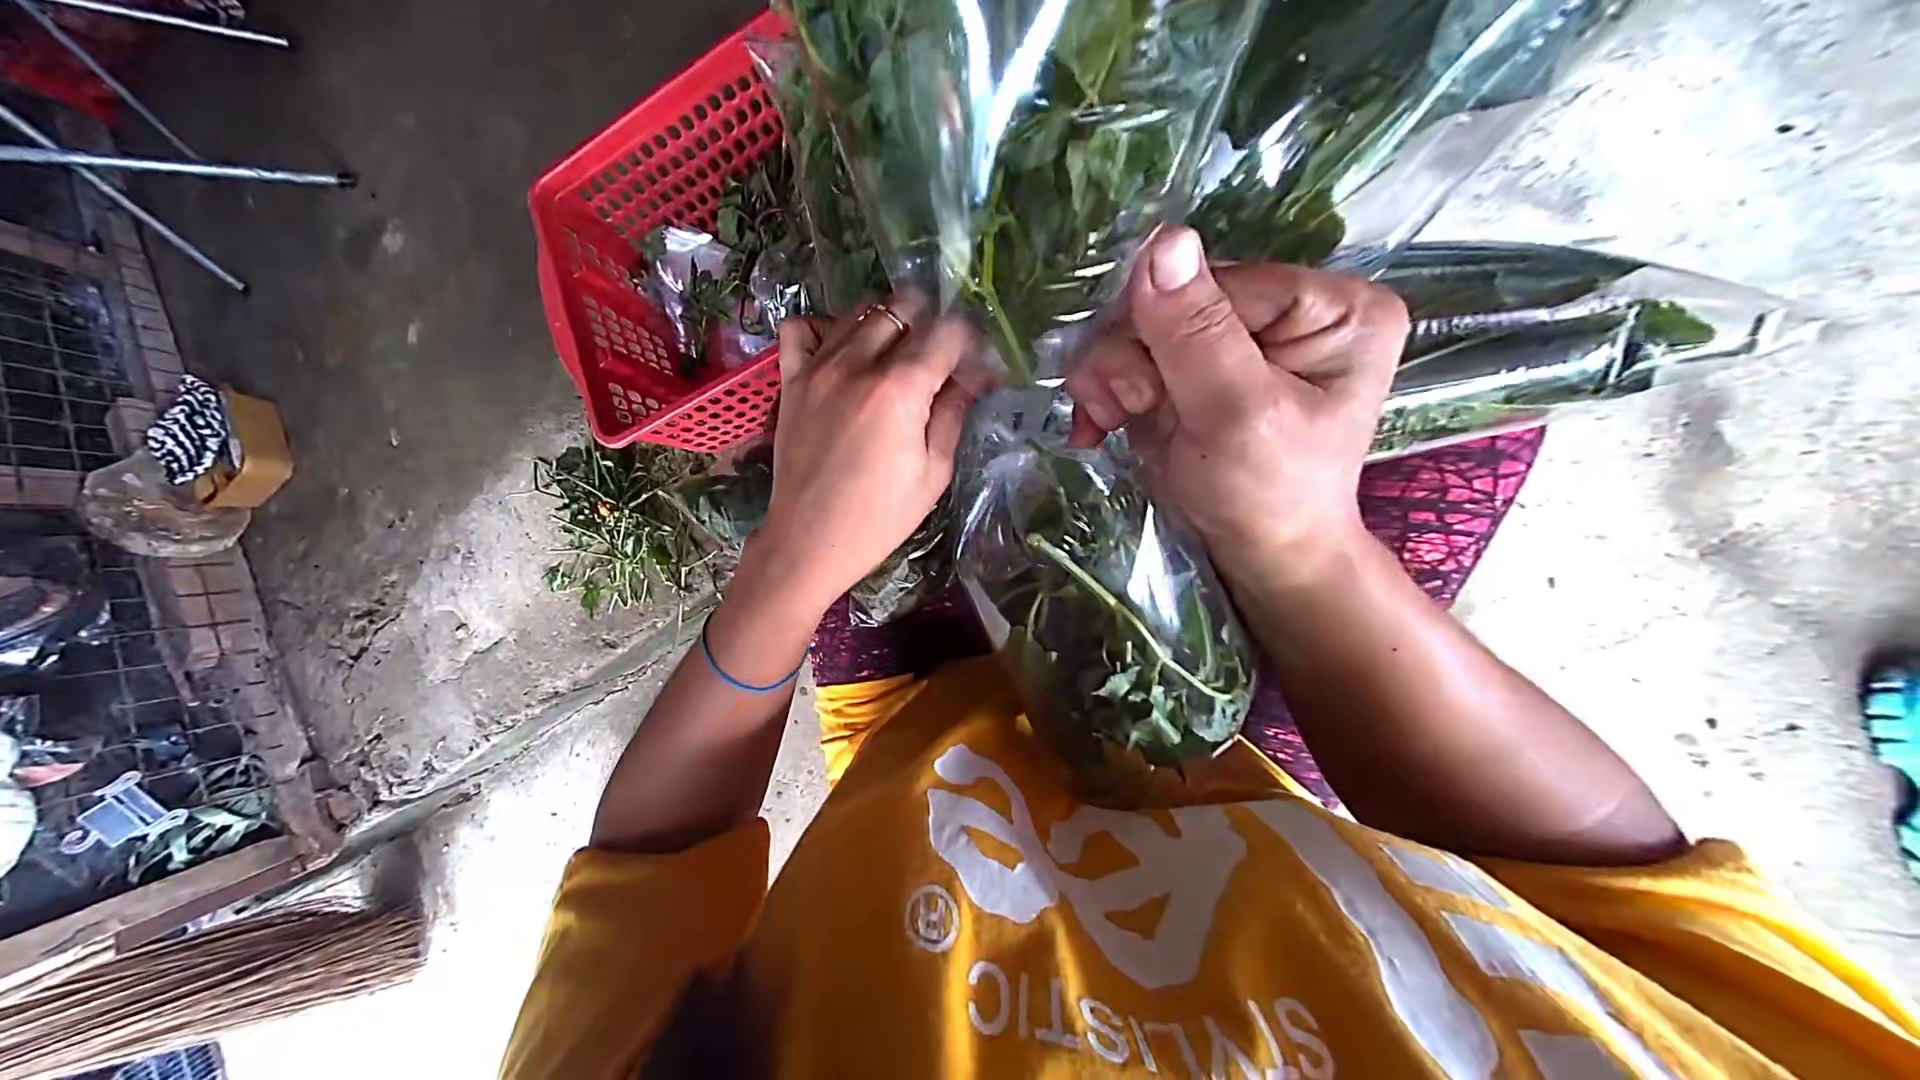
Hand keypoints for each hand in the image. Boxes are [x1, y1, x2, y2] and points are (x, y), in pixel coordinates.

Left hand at [752, 300, 976, 611]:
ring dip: (887, 321)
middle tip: (939, 355)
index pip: (945, 335)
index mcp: (900, 390)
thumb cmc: (880, 518)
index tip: (974, 361)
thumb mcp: (933, 473)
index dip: (968, 341)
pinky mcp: (791, 379)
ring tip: (897, 351)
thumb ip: (952, 413)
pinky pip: (801, 328)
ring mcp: (818, 368)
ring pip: (858, 313)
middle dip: (930, 324)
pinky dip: (825, 326)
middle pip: (903, 310)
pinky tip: (842, 350)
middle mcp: (858, 365)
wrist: (809, 541)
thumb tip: (973, 376)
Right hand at [1064, 227, 1407, 582]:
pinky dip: (1105, 391)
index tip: (1144, 392)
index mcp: (1328, 306)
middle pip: (1172, 300)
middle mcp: (1283, 311)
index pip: (1219, 283)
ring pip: (1139, 326)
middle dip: (1132, 358)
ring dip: (1110, 376)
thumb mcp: (1235, 414)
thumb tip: (1161, 240)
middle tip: (1128, 408)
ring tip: (1111, 419)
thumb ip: (1196, 333)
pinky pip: (1130, 356)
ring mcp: (1233, 341)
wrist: (1256, 552)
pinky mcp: (1194, 368)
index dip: (1166, 328)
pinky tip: (1101, 423)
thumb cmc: (1265, 493)